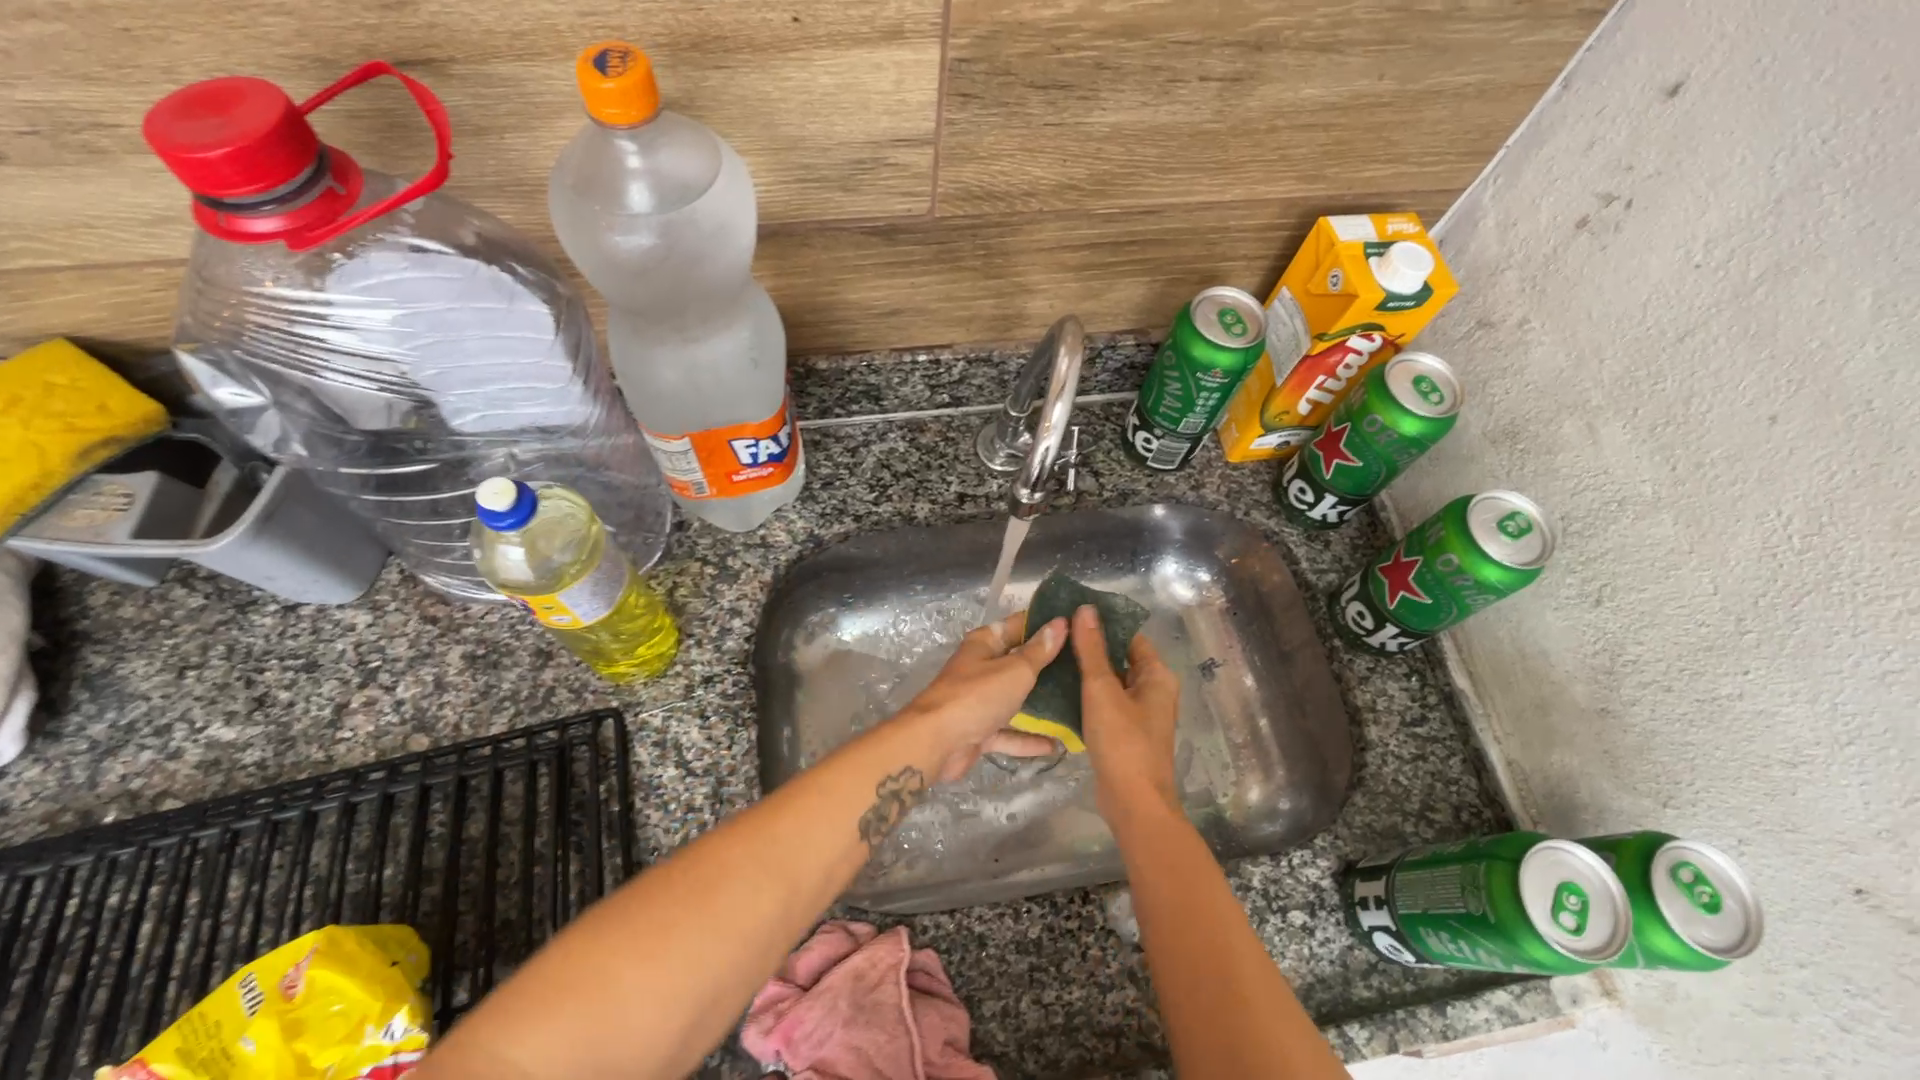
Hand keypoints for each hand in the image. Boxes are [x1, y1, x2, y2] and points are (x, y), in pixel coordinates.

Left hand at [900, 611, 1067, 782]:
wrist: (936, 743)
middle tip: (1086, 667)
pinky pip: (1010, 732)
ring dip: (1042, 704)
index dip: (1046, 624)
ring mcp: (980, 702)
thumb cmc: (977, 696)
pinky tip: (1058, 743)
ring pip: (1016, 700)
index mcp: (985, 645)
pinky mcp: (980, 731)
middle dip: (1049, 666)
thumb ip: (1039, 651)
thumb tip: (1060, 623)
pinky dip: (1030, 738)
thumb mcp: (1015, 670)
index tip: (1077, 625)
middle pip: (1019, 663)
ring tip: (1077, 704)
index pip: (1019, 625)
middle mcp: (981, 669)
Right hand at [1070, 604, 1180, 822]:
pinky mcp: (1123, 733)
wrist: (1133, 802)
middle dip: (1090, 648)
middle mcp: (1152, 691)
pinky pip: (1104, 705)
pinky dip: (1084, 697)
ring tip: (1050, 659)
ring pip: (1109, 684)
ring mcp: (1139, 715)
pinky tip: (1056, 692)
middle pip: (1119, 659)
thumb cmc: (1123, 742)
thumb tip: (1085, 609)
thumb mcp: (1102, 691)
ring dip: (1084, 673)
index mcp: (1157, 676)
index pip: (1130, 637)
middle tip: (1053, 636)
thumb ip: (1092, 650)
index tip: (1070, 614)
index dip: (1103, 624)